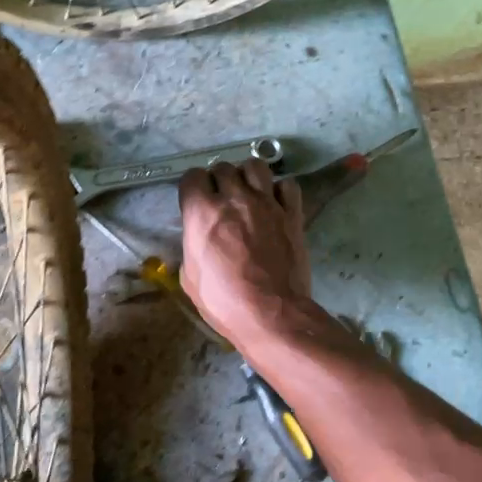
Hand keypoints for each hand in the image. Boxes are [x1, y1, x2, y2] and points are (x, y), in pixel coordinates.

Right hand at [178, 158, 313, 348]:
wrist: (271, 315)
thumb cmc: (223, 301)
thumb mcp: (189, 276)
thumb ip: (193, 246)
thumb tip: (199, 241)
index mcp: (202, 211)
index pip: (192, 176)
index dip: (192, 187)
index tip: (194, 200)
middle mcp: (233, 198)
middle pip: (223, 167)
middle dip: (218, 180)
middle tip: (221, 199)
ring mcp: (266, 203)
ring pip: (255, 166)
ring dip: (248, 176)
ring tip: (248, 193)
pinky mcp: (292, 214)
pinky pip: (287, 185)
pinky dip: (279, 190)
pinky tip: (274, 204)